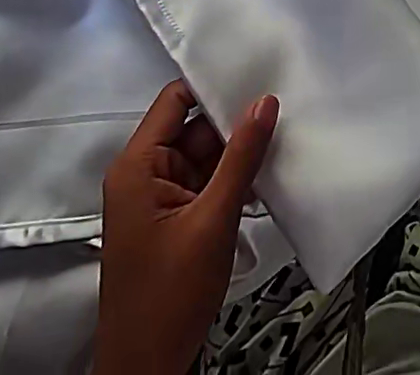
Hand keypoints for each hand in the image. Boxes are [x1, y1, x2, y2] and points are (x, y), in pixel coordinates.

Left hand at [97, 81, 278, 374]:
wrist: (148, 367)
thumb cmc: (167, 297)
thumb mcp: (213, 219)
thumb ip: (241, 157)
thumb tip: (263, 104)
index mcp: (138, 165)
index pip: (175, 101)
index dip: (211, 84)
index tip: (252, 73)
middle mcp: (146, 173)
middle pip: (195, 128)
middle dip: (235, 122)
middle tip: (279, 106)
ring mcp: (161, 196)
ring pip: (206, 155)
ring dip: (239, 153)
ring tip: (280, 138)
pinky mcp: (177, 216)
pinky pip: (209, 180)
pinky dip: (234, 178)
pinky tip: (265, 176)